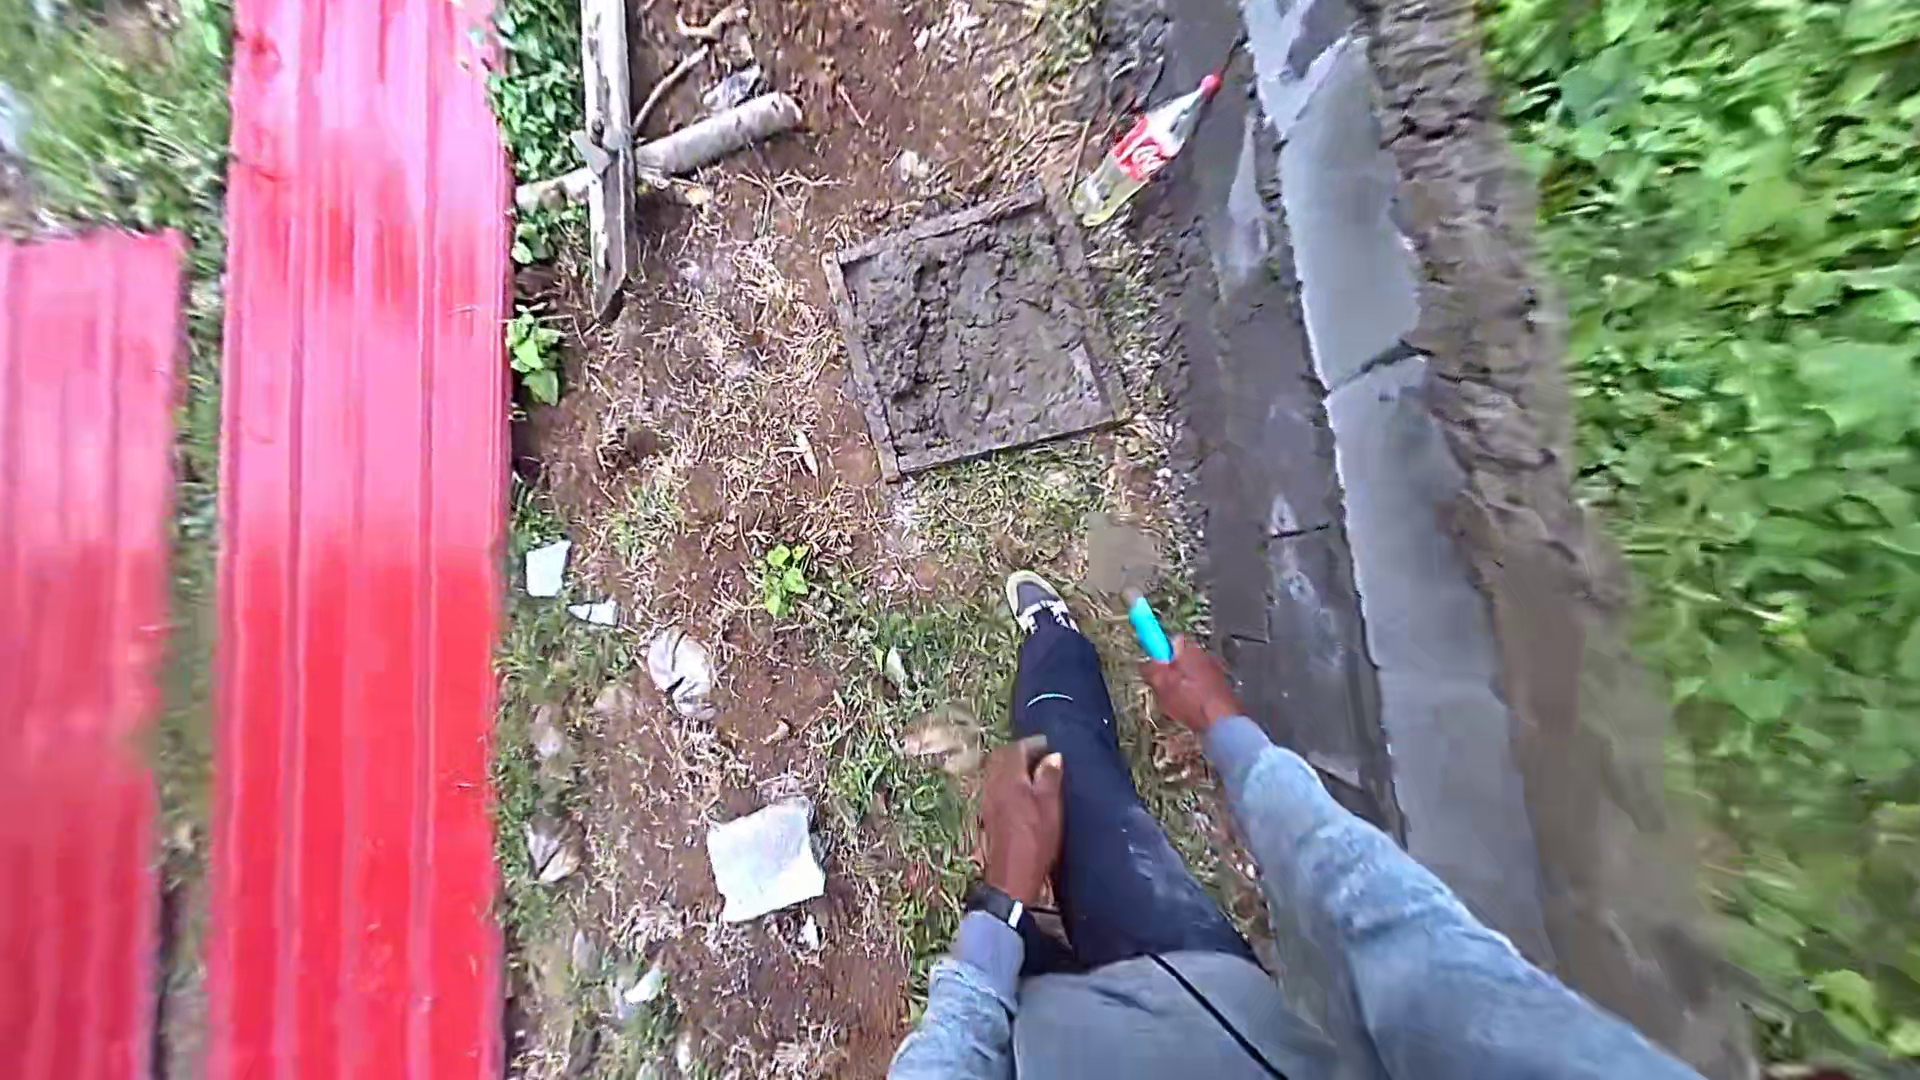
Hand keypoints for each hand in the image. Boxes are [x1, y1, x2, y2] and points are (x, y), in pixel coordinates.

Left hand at [979, 735, 1063, 904]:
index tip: (1048, 745)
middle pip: (1002, 756)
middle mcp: (993, 783)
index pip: (1017, 748)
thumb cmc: (1035, 838)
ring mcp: (987, 798)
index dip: (1033, 744)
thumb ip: (1050, 776)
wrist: (1012, 876)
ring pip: (997, 770)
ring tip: (1033, 771)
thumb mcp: (1050, 805)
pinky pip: (995, 785)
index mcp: (1008, 776)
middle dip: (1020, 751)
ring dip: (1012, 766)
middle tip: (1040, 755)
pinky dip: (1008, 780)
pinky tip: (1021, 791)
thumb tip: (1053, 756)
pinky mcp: (988, 813)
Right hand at [1140, 635, 1243, 734]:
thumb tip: (1144, 664)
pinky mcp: (1223, 689)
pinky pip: (1202, 687)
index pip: (1172, 639)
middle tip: (1162, 686)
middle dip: (1171, 670)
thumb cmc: (1189, 699)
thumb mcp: (1160, 683)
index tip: (1155, 664)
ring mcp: (1217, 672)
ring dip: (1183, 684)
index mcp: (1189, 648)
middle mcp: (1206, 655)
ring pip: (1192, 673)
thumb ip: (1149, 669)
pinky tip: (1190, 709)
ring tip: (1176, 701)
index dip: (1160, 651)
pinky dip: (1194, 695)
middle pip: (1182, 657)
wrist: (1223, 723)